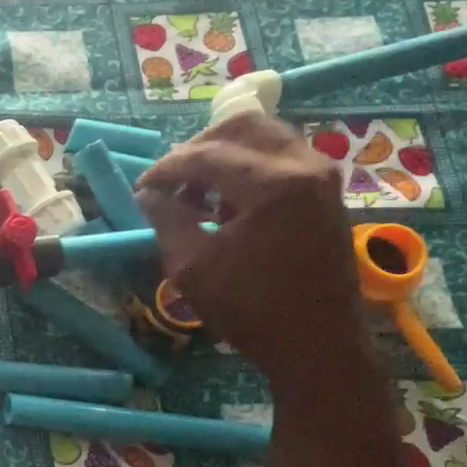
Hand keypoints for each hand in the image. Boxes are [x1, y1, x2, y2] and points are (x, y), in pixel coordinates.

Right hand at [136, 114, 371, 389]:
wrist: (314, 340)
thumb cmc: (249, 309)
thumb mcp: (192, 267)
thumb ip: (167, 220)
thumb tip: (149, 194)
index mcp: (272, 184)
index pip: (206, 154)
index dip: (166, 169)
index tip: (141, 190)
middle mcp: (304, 165)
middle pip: (242, 126)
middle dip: (197, 148)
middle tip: (170, 182)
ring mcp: (322, 175)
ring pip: (265, 136)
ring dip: (224, 155)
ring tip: (196, 194)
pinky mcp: (326, 190)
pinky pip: (281, 156)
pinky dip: (247, 166)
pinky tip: (227, 203)